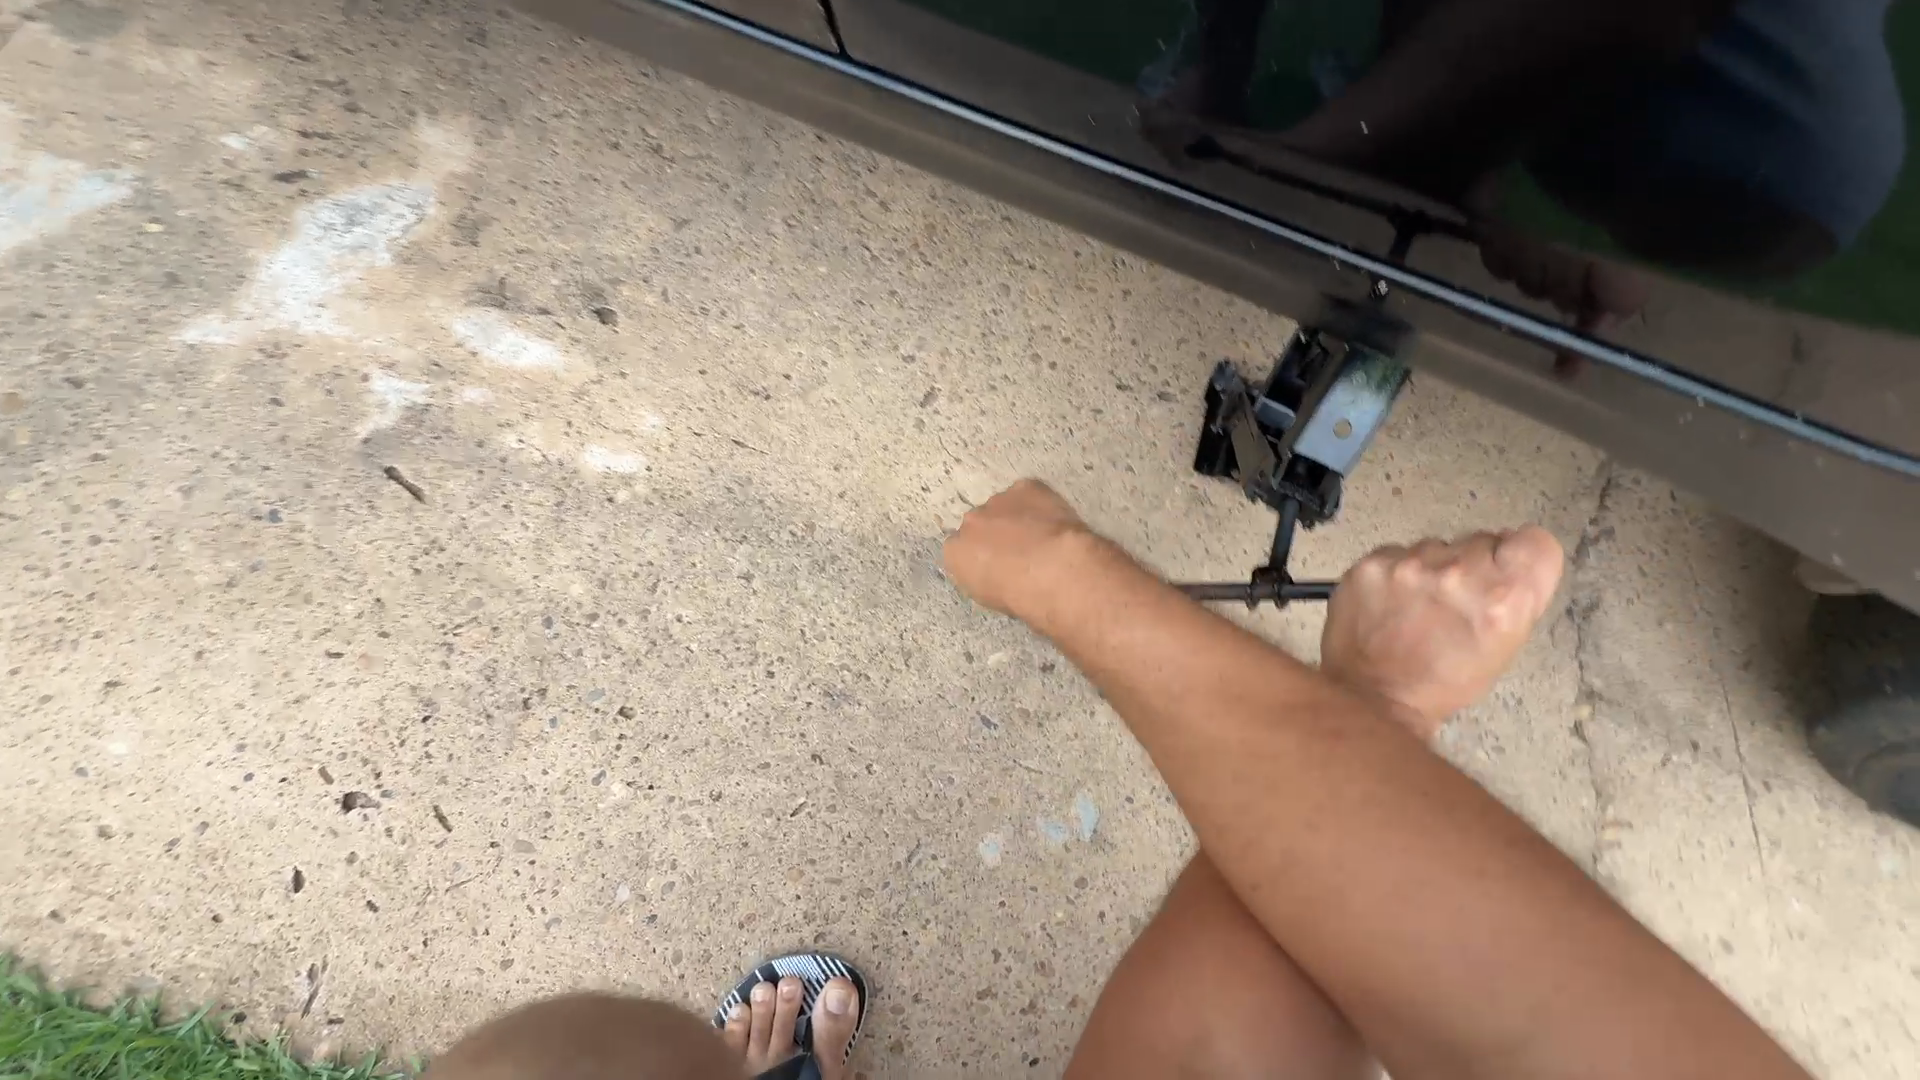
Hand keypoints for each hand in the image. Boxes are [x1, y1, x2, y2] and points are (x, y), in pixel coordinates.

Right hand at [943, 480, 1100, 620]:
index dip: (983, 558)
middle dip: (996, 534)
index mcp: (955, 553)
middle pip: (980, 524)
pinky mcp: (1024, 488)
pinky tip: (1052, 520)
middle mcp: (969, 522)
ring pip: (1004, 507)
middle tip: (1021, 552)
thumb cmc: (1020, 596)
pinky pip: (1028, 493)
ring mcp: (996, 502)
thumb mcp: (991, 598)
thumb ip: (984, 576)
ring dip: (1017, 518)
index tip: (1000, 567)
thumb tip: (996, 571)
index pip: (962, 551)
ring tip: (1042, 537)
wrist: (1051, 571)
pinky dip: (1038, 503)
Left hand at [1321, 528, 1564, 737]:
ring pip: (1433, 545)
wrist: (1374, 695)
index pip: (1535, 541)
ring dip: (1429, 568)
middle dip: (1472, 565)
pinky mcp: (1369, 565)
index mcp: (1505, 598)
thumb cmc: (1444, 681)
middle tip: (1452, 601)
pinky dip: (1393, 572)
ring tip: (1415, 606)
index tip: (1504, 572)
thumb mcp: (1504, 646)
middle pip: (1481, 540)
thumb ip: (1514, 596)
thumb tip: (1508, 558)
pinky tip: (1387, 602)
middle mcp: (1458, 573)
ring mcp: (1408, 566)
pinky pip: (1393, 553)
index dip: (1520, 556)